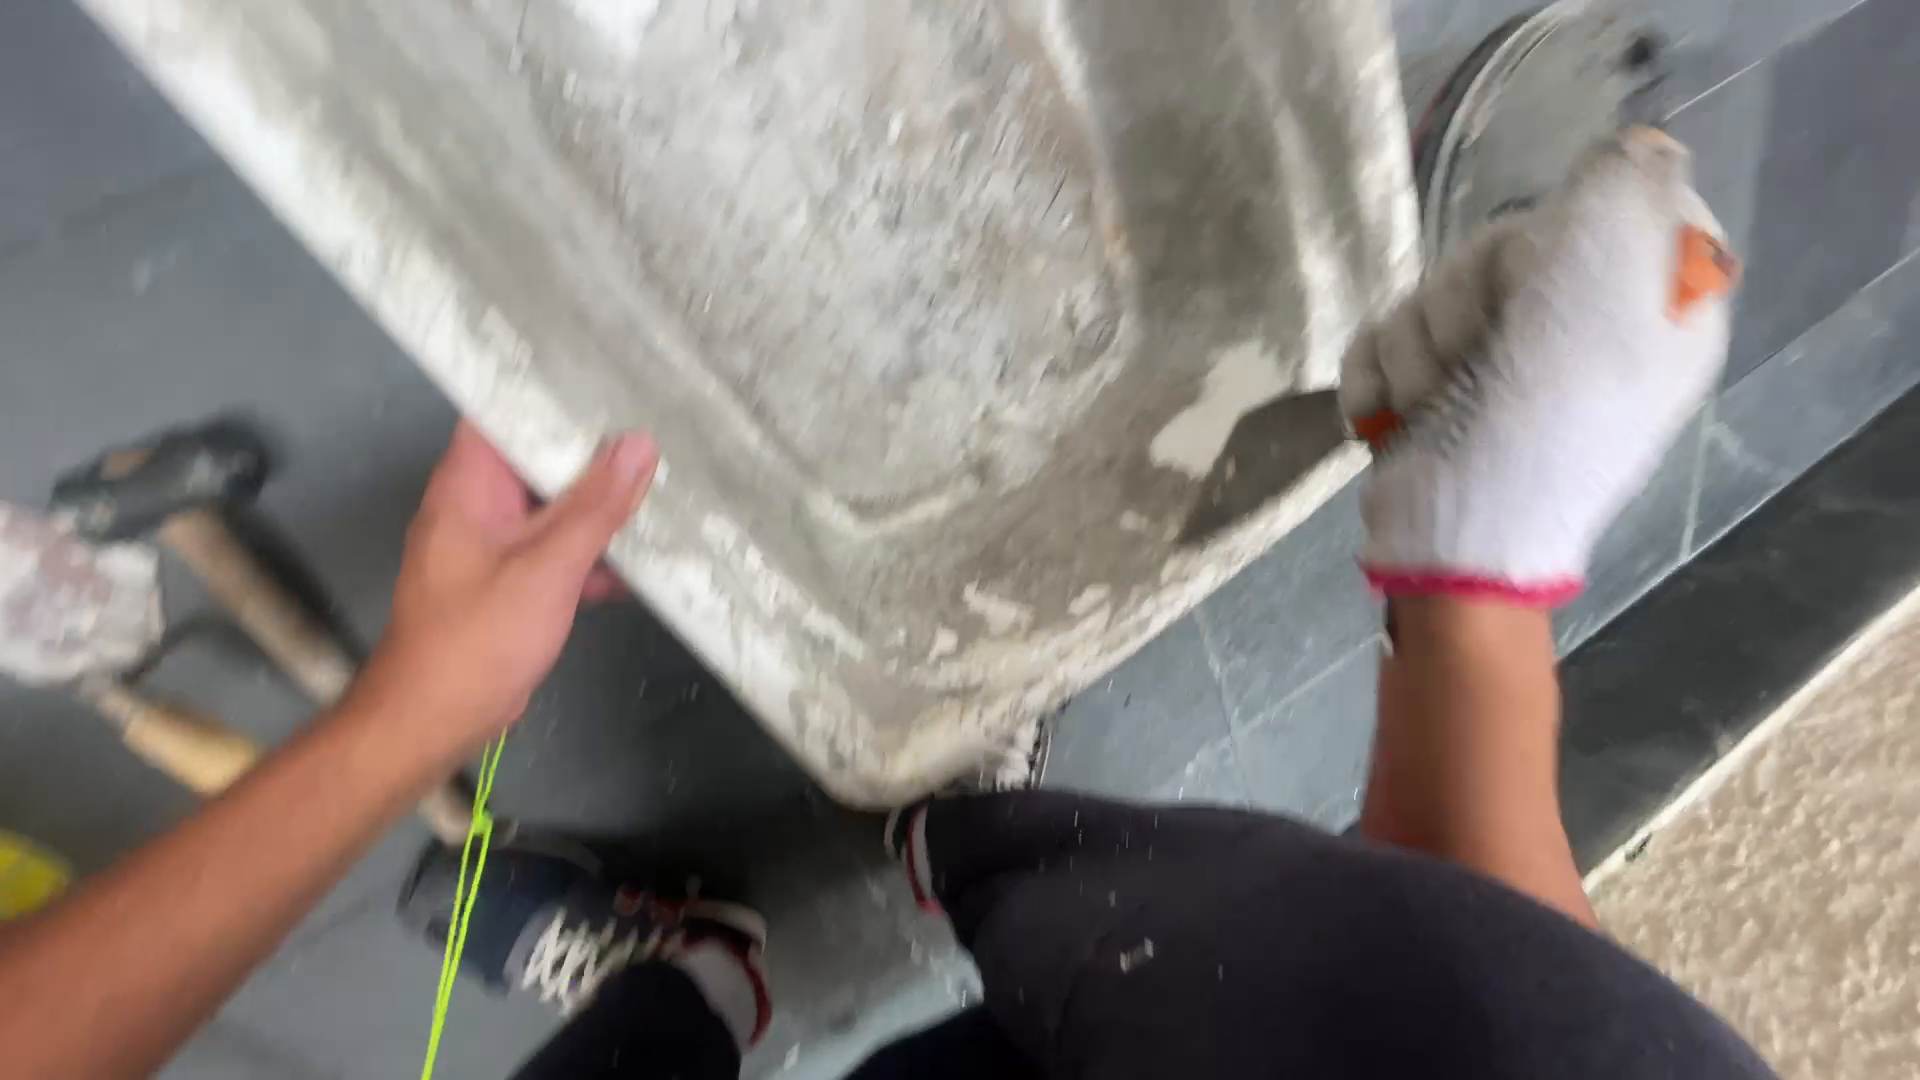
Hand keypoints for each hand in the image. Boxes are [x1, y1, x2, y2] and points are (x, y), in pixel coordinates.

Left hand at [351, 423, 657, 757]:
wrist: (438, 718)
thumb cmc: (480, 635)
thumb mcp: (547, 565)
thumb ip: (596, 506)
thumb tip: (640, 445)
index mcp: (468, 487)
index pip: (501, 415)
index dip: (549, 393)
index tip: (607, 382)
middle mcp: (479, 508)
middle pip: (538, 462)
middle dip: (593, 452)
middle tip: (653, 433)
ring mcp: (497, 547)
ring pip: (555, 510)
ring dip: (601, 507)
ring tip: (660, 488)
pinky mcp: (515, 583)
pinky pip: (560, 553)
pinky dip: (595, 555)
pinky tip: (640, 566)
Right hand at [1340, 127, 1737, 603]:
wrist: (1447, 542)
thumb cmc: (1530, 450)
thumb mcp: (1593, 329)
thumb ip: (1615, 221)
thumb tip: (1633, 149)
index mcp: (1636, 309)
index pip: (1608, 212)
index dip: (1555, 243)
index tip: (1535, 291)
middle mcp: (1564, 323)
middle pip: (1495, 250)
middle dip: (1459, 313)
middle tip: (1467, 367)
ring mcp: (1485, 357)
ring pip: (1425, 296)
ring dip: (1411, 358)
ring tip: (1422, 411)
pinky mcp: (1419, 382)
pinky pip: (1377, 338)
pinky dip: (1369, 380)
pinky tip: (1380, 419)